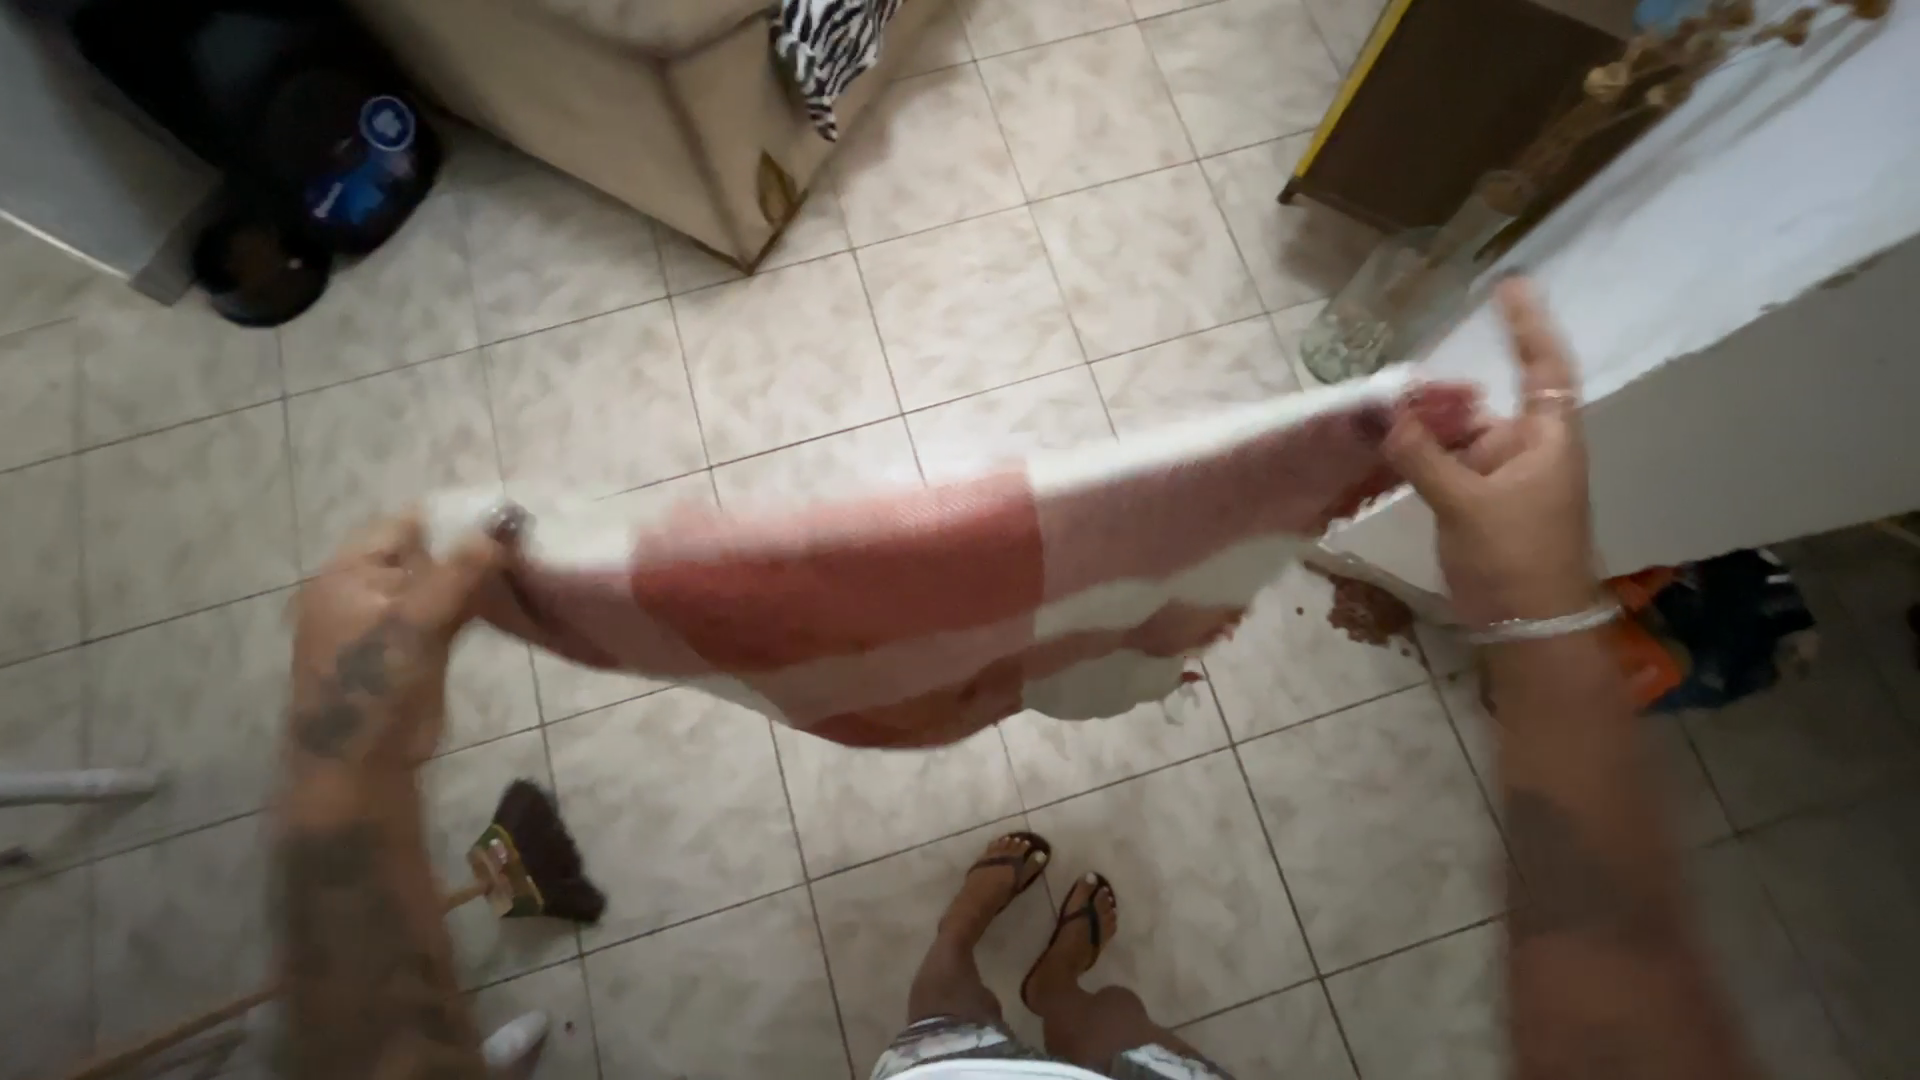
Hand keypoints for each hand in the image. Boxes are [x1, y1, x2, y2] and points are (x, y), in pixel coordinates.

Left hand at [288, 514, 504, 771]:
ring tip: (527, 561)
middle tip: (527, 537)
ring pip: (444, 580)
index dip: (453, 516)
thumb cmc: (377, 684)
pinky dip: (478, 598)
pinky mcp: (418, 642)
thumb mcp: (417, 622)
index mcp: (350, 574)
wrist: (363, 759)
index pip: (405, 525)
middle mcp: (368, 588)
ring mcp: (393, 617)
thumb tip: (503, 524)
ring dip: (480, 572)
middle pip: (427, 551)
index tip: (507, 514)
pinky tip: (512, 593)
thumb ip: (460, 571)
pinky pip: (451, 606)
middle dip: (472, 543)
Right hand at [1383, 278, 1598, 624]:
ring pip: (1455, 437)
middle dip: (1440, 392)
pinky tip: (1381, 448)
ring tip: (1376, 413)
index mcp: (1546, 441)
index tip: (1510, 286)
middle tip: (1392, 382)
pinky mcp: (1473, 504)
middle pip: (1482, 405)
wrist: (1526, 623)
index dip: (1528, 326)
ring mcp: (1496, 479)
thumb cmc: (1516, 557)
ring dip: (1420, 426)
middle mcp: (1524, 451)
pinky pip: (1441, 466)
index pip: (1543, 369)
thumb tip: (1384, 417)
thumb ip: (1424, 458)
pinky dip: (1414, 456)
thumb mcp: (1468, 504)